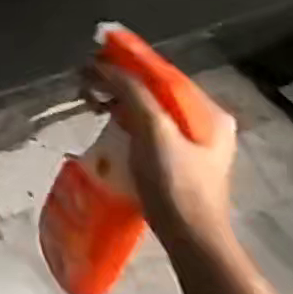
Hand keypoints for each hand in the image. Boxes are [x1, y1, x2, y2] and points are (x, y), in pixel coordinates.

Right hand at [88, 62, 239, 253]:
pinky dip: (121, 117)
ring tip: (88, 96)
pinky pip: (143, 125)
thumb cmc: (175, 182)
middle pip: (152, 89)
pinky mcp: (172, 159)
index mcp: (207, 112)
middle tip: (85, 77)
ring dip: (115, 97)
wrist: (190, 239)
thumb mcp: (153, 129)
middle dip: (116, 79)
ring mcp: (189, 142)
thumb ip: (132, 91)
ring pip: (145, 106)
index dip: (126, 60)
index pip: (161, 72)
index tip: (94, 54)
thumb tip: (103, 65)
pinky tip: (103, 117)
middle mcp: (202, 122)